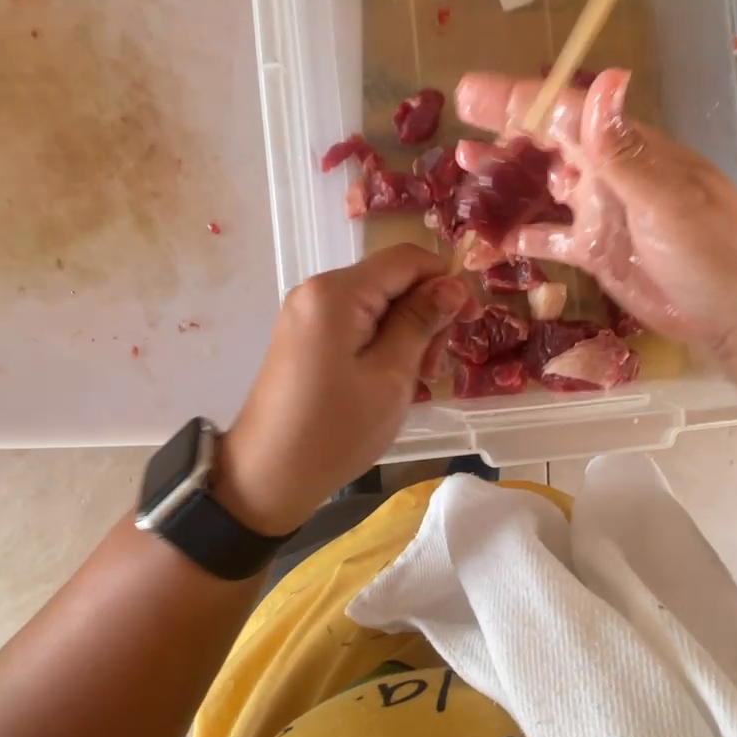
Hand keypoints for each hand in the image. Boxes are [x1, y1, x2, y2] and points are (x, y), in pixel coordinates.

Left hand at [215, 244, 478, 535]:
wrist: (266, 477)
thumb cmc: (335, 430)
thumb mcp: (390, 377)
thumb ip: (421, 323)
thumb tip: (452, 285)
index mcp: (337, 292)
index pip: (407, 259)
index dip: (446, 282)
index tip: (470, 321)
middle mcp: (318, 291)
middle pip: (391, 280)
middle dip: (425, 313)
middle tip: (436, 368)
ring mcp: (307, 315)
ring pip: (376, 304)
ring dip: (407, 333)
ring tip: (417, 381)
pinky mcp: (304, 339)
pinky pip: (355, 324)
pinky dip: (382, 344)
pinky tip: (391, 380)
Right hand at [455, 70, 736, 367]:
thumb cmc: (714, 250)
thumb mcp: (666, 199)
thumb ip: (624, 150)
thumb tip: (606, 78)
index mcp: (625, 151)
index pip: (561, 114)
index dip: (514, 101)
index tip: (468, 93)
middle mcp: (608, 175)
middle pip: (545, 147)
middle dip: (502, 139)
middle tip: (455, 143)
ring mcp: (601, 214)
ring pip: (541, 191)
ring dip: (505, 185)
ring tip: (462, 180)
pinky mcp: (597, 252)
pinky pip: (548, 239)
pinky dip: (519, 240)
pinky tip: (489, 244)